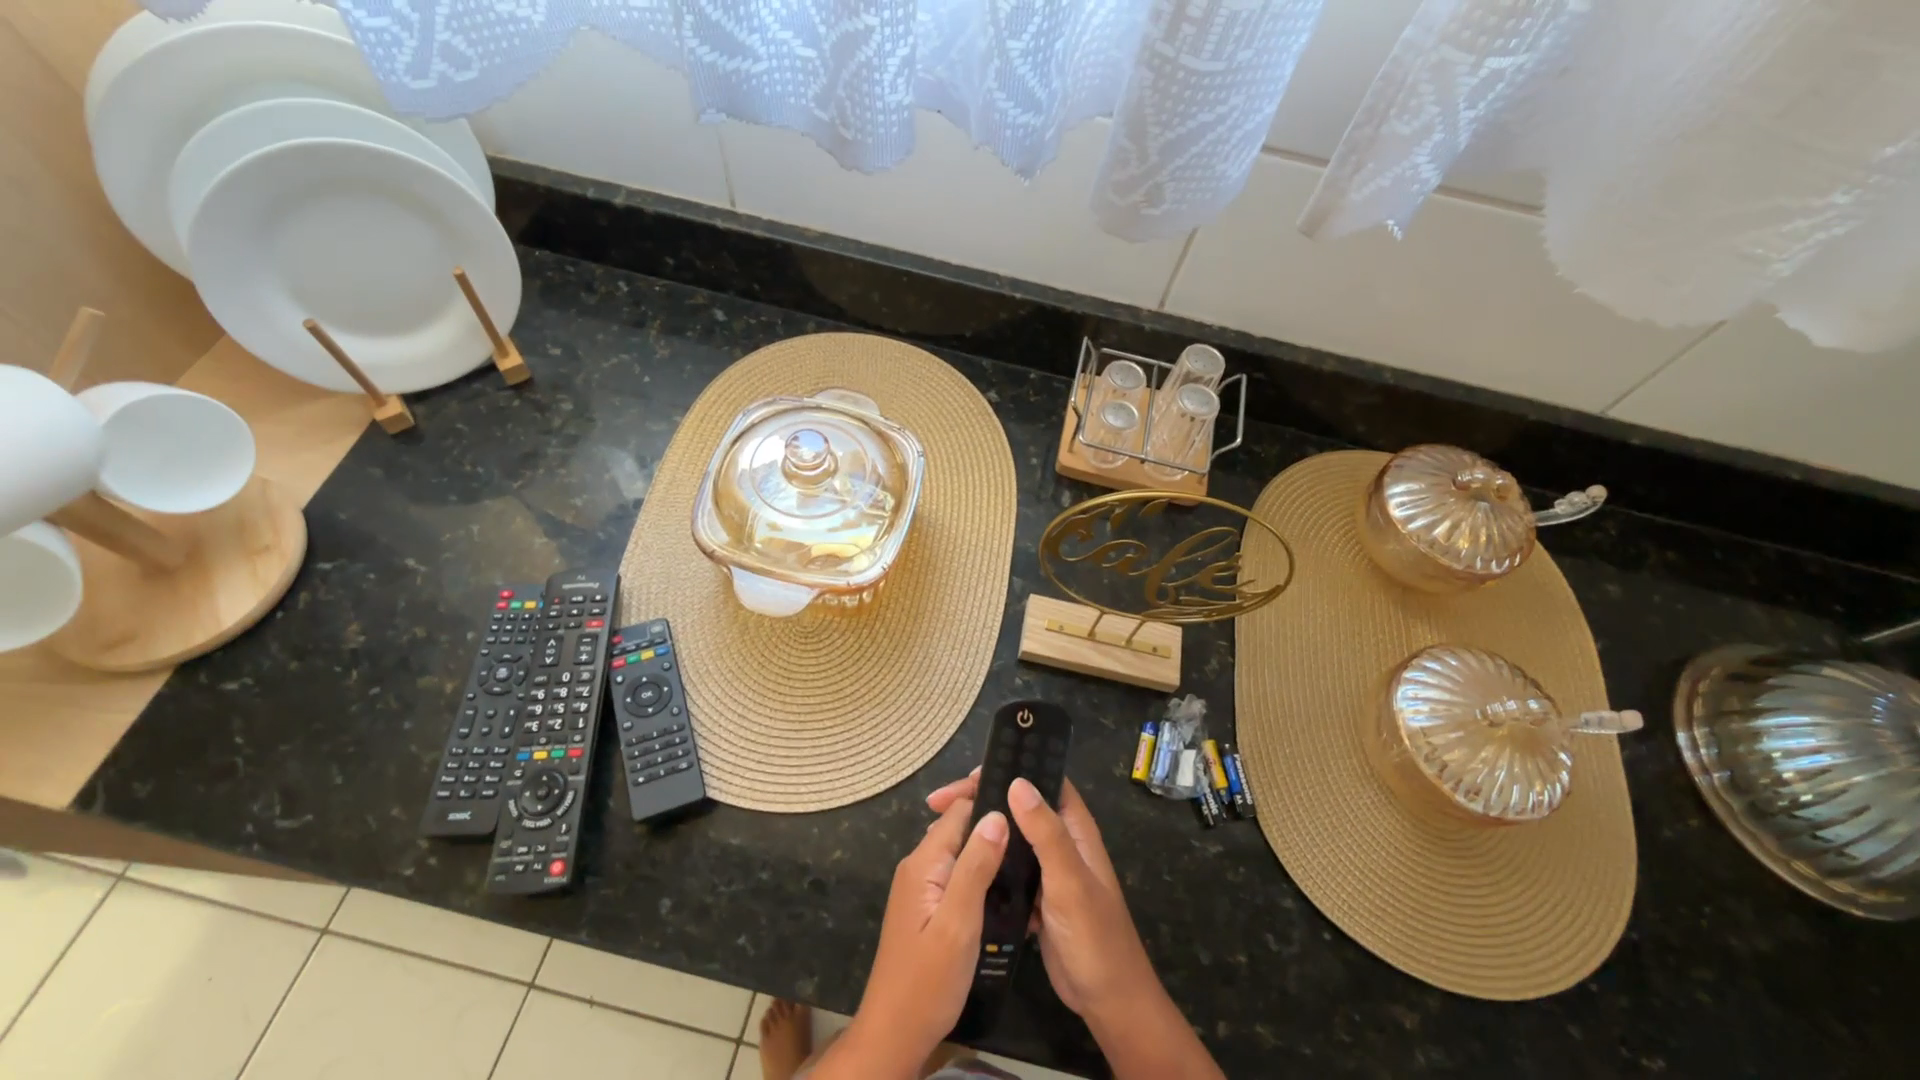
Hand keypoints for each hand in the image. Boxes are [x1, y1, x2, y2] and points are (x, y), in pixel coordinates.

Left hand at [815, 785, 1007, 1077]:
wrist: (896, 1031)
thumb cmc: (929, 980)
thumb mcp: (959, 923)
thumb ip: (976, 867)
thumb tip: (997, 815)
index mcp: (924, 864)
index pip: (959, 812)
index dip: (991, 802)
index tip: (1028, 803)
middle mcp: (918, 868)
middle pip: (959, 830)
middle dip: (994, 826)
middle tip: (1037, 832)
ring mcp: (921, 889)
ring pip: (961, 854)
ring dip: (990, 853)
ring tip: (1031, 855)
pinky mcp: (928, 909)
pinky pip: (957, 877)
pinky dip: (981, 876)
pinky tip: (1008, 888)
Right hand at [925, 772, 1157, 1019]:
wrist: (1108, 999)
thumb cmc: (1095, 936)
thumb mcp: (1069, 881)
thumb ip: (1046, 833)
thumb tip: (1017, 782)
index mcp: (1075, 830)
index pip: (1042, 782)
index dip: (1009, 770)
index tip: (967, 777)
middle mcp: (1061, 843)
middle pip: (1019, 807)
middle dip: (981, 800)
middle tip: (939, 804)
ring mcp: (1047, 872)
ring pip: (1009, 838)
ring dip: (979, 832)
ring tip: (939, 830)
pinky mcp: (1034, 898)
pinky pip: (1005, 870)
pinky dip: (983, 864)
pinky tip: (956, 867)